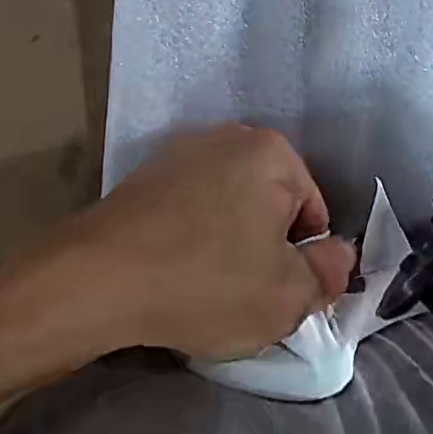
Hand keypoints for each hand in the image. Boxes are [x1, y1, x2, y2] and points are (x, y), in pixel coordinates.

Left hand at [65, 124, 356, 359]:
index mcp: (273, 152)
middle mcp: (230, 137)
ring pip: (230, 208)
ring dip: (228, 244)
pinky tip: (172, 271)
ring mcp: (182, 152)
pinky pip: (191, 210)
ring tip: (202, 286)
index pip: (313, 215)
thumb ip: (331, 273)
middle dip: (265, 250)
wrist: (93, 281)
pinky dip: (191, 238)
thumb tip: (338, 255)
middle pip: (271, 206)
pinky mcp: (145, 175)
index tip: (274, 294)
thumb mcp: (288, 296)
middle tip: (241, 294)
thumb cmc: (206, 282)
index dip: (301, 263)